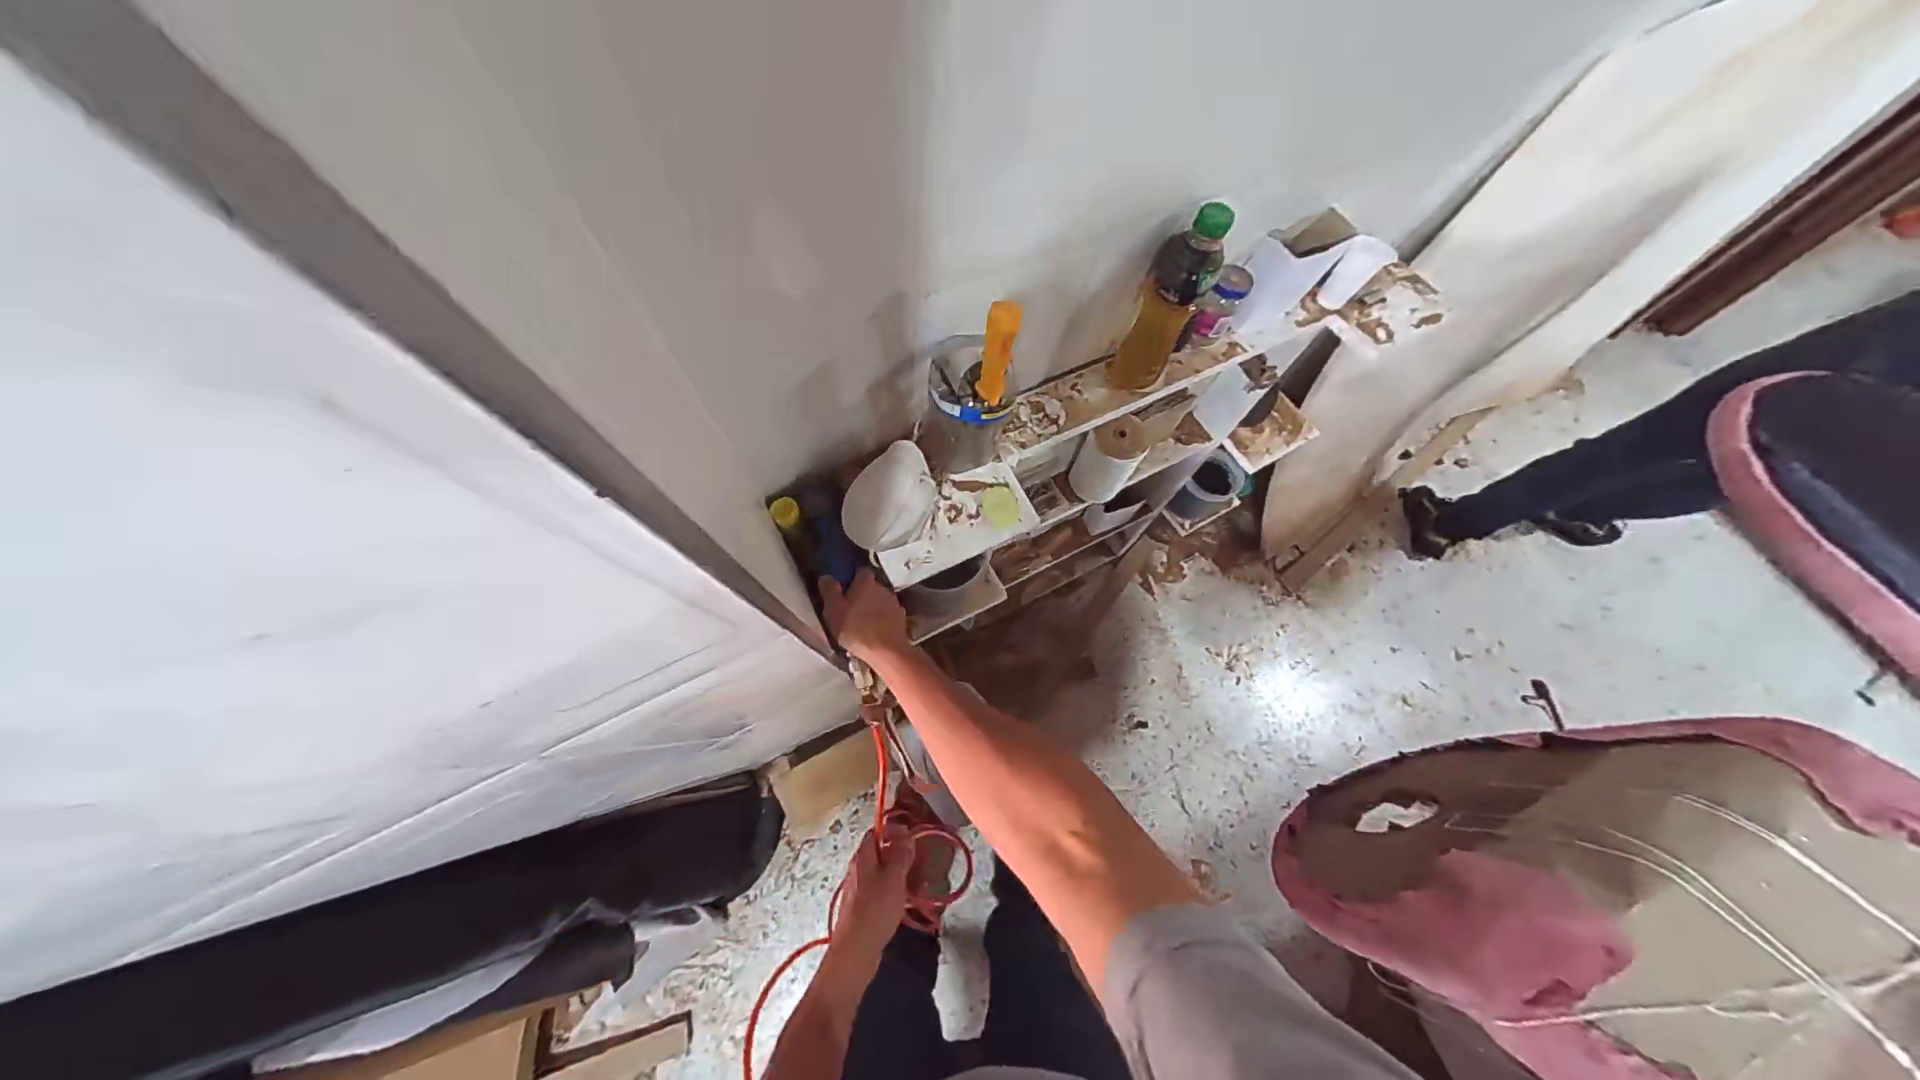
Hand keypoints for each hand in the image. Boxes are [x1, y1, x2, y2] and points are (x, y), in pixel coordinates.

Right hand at [819, 570, 910, 664]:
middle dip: (862, 595)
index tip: (844, 590)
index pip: (861, 571)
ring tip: (862, 623)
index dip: (853, 579)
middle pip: (871, 586)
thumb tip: (826, 577)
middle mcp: (883, 588)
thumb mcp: (833, 610)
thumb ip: (829, 591)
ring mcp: (895, 604)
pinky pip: (888, 615)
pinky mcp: (901, 619)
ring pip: (881, 601)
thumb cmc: (856, 629)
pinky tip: (874, 632)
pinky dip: (882, 620)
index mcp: (866, 582)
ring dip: (873, 608)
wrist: (887, 651)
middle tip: (850, 609)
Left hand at [824, 824, 913, 974]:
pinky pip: (881, 891)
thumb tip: (904, 831)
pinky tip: (906, 903)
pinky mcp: (862, 908)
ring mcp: (859, 889)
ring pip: (882, 873)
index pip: (876, 832)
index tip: (912, 836)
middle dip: (900, 854)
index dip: (894, 830)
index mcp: (863, 856)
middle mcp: (858, 869)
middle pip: (880, 852)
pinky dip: (894, 892)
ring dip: (899, 875)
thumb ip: (900, 853)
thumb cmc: (876, 909)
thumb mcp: (894, 877)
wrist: (855, 951)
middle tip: (919, 861)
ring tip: (918, 883)